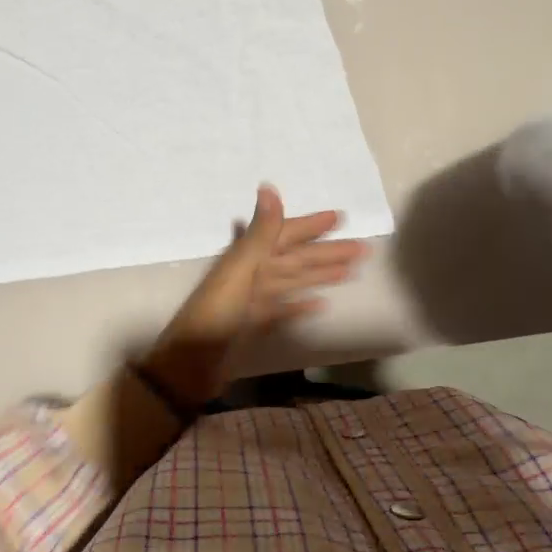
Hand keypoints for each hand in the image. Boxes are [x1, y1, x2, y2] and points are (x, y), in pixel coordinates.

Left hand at [138, 186, 368, 411]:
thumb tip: (269, 187)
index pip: (284, 235)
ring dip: (318, 275)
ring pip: (291, 282)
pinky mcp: (251, 325)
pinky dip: (299, 305)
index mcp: (246, 259)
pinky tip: (320, 305)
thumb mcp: (240, 271)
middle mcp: (250, 275)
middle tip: (361, 248)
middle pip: (294, 259)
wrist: (189, 364)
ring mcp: (251, 301)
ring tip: (350, 271)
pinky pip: (281, 310)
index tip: (339, 217)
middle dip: (325, 252)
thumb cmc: (214, 316)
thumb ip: (260, 234)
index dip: (310, 226)